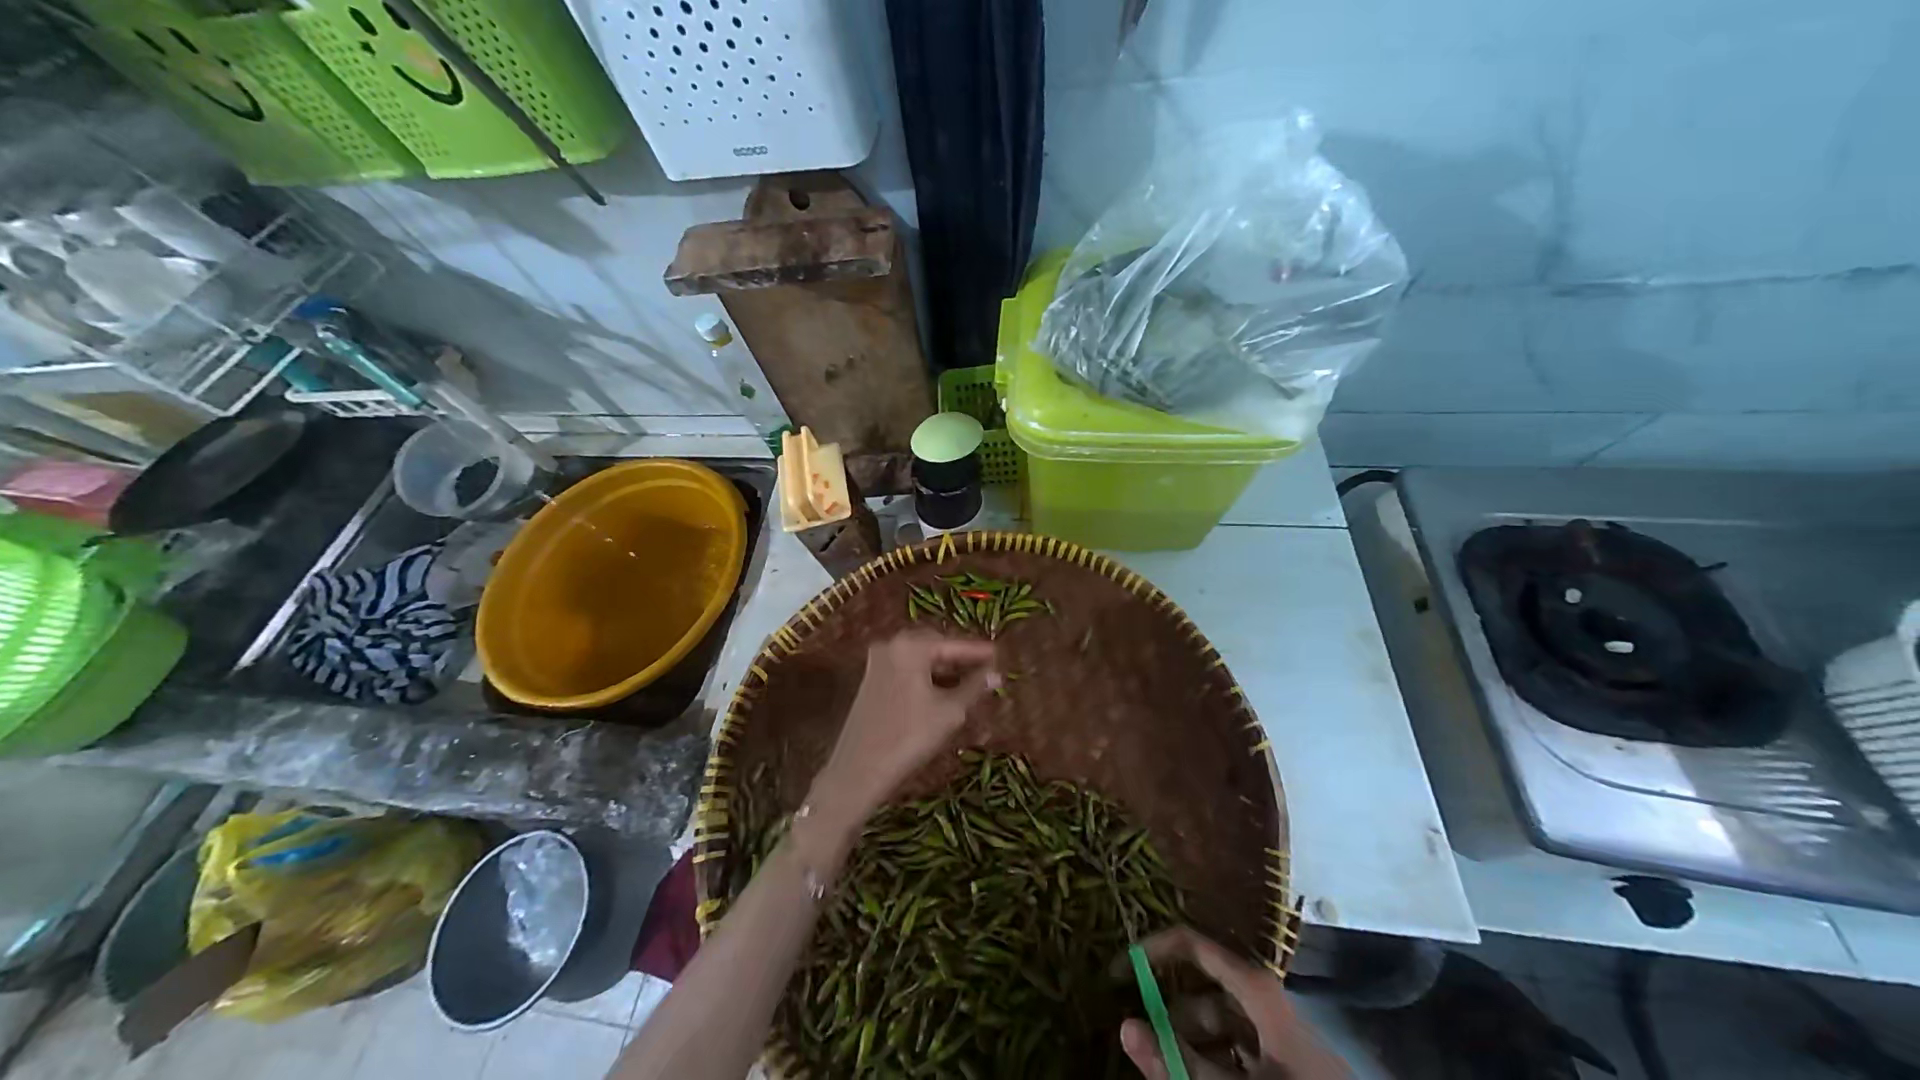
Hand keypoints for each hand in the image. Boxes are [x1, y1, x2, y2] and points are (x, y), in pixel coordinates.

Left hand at [808, 632, 998, 834]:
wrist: (858, 770)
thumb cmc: (909, 737)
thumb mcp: (950, 712)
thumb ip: (975, 687)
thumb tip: (997, 674)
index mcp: (911, 646)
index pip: (954, 643)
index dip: (979, 651)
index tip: (1001, 654)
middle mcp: (891, 645)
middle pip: (936, 646)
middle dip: (961, 659)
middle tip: (988, 670)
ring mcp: (878, 662)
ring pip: (921, 660)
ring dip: (945, 670)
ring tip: (972, 684)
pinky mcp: (872, 680)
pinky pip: (907, 670)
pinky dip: (927, 678)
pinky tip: (946, 692)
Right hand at [1119, 927, 1351, 1079]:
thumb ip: (1175, 1060)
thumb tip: (1123, 1026)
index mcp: (1255, 989)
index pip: (1190, 943)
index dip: (1151, 951)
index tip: (1119, 975)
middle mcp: (1265, 997)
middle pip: (1202, 992)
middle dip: (1170, 1018)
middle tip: (1145, 1045)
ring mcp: (1279, 1030)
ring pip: (1219, 1024)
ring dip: (1192, 1046)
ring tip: (1174, 1070)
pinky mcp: (1288, 1060)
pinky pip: (1240, 1047)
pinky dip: (1217, 1060)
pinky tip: (1204, 1077)